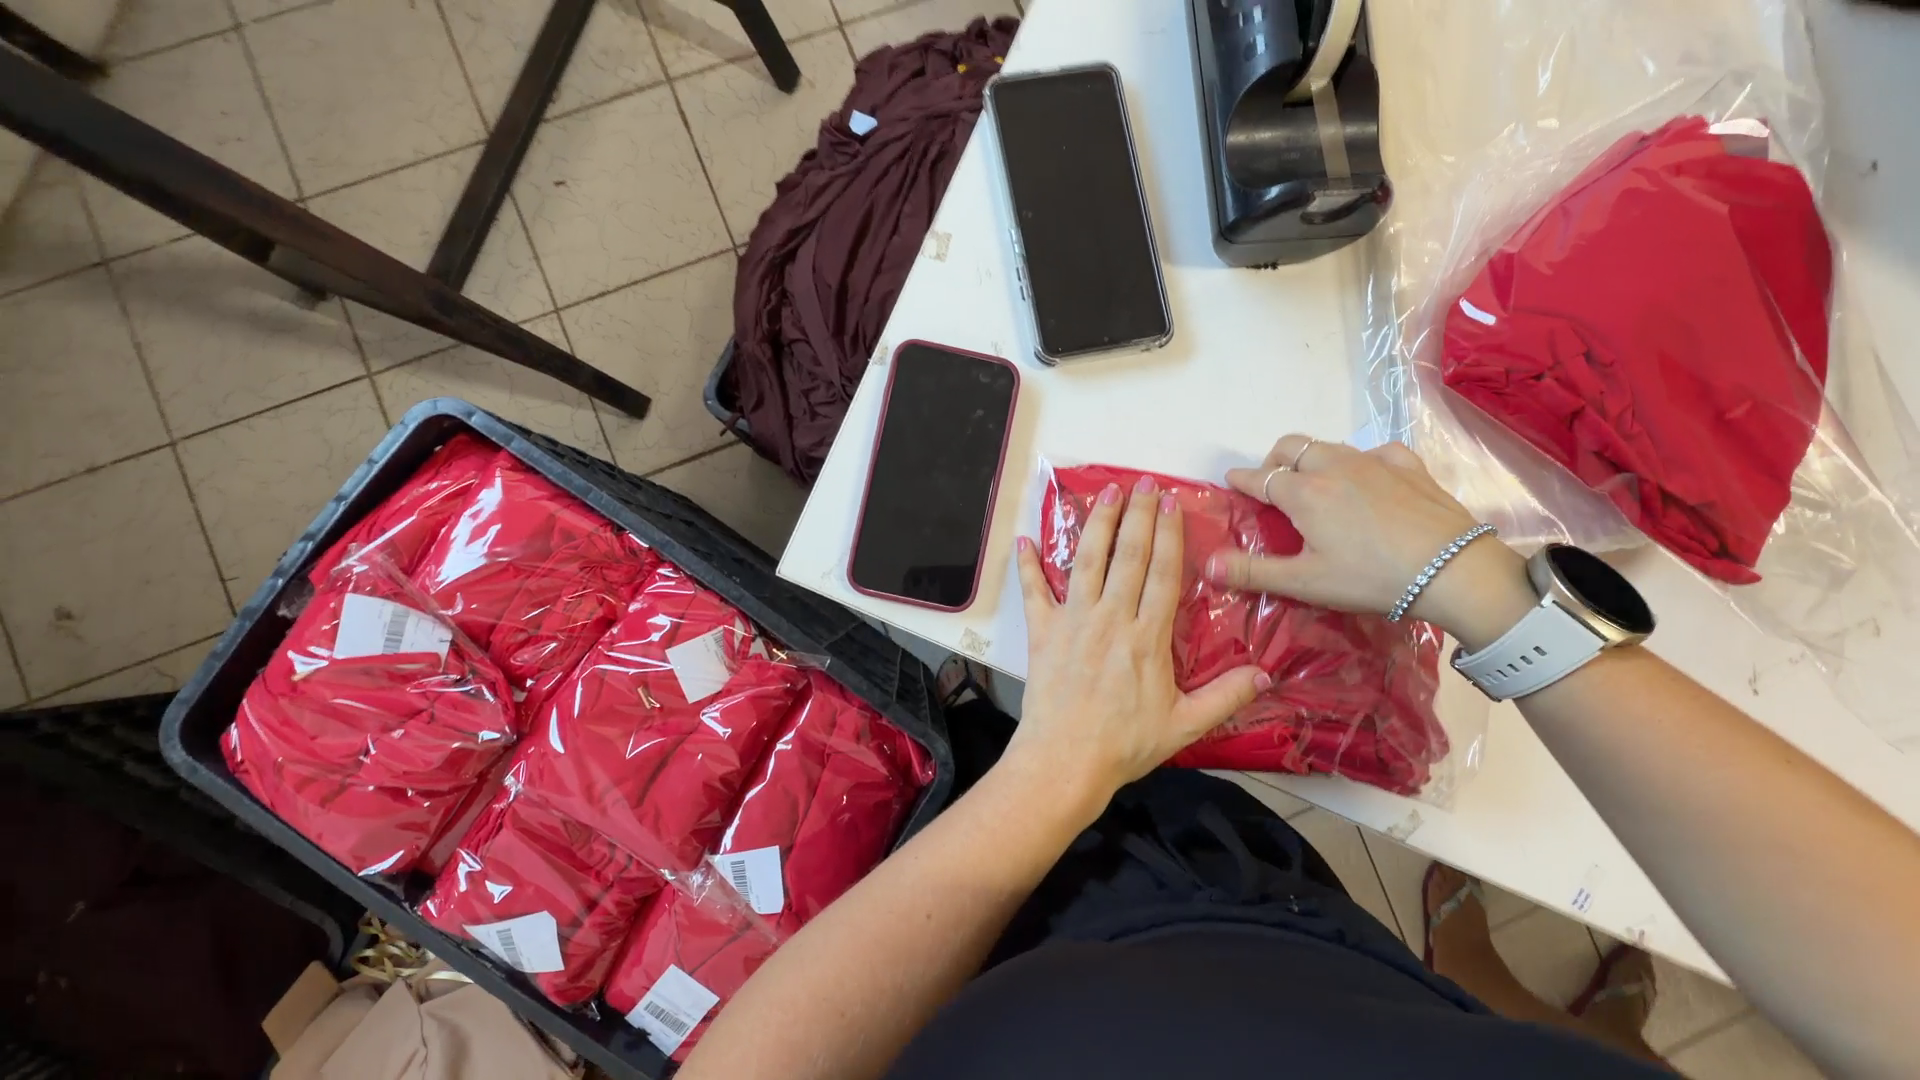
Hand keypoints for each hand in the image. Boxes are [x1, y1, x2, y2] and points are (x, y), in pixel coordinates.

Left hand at [1009, 475, 1268, 810]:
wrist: (1065, 762)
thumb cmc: (1124, 745)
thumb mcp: (1184, 726)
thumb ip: (1225, 697)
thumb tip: (1266, 675)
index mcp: (1147, 637)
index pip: (1162, 574)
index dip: (1169, 535)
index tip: (1172, 503)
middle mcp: (1110, 619)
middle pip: (1127, 556)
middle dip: (1137, 515)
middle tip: (1143, 482)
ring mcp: (1073, 622)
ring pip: (1086, 562)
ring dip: (1096, 524)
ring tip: (1104, 492)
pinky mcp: (1042, 633)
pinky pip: (1033, 592)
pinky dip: (1028, 565)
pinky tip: (1024, 539)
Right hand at [1206, 435, 1535, 649]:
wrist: (1452, 571)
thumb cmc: (1370, 578)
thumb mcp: (1304, 582)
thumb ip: (1252, 571)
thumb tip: (1206, 564)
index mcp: (1302, 492)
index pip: (1259, 477)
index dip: (1240, 480)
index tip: (1231, 483)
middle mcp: (1333, 466)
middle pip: (1291, 445)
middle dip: (1274, 459)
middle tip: (1273, 483)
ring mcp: (1373, 461)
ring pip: (1329, 445)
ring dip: (1312, 458)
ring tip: (1316, 484)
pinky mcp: (1408, 465)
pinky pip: (1374, 451)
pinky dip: (1361, 461)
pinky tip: (1369, 480)